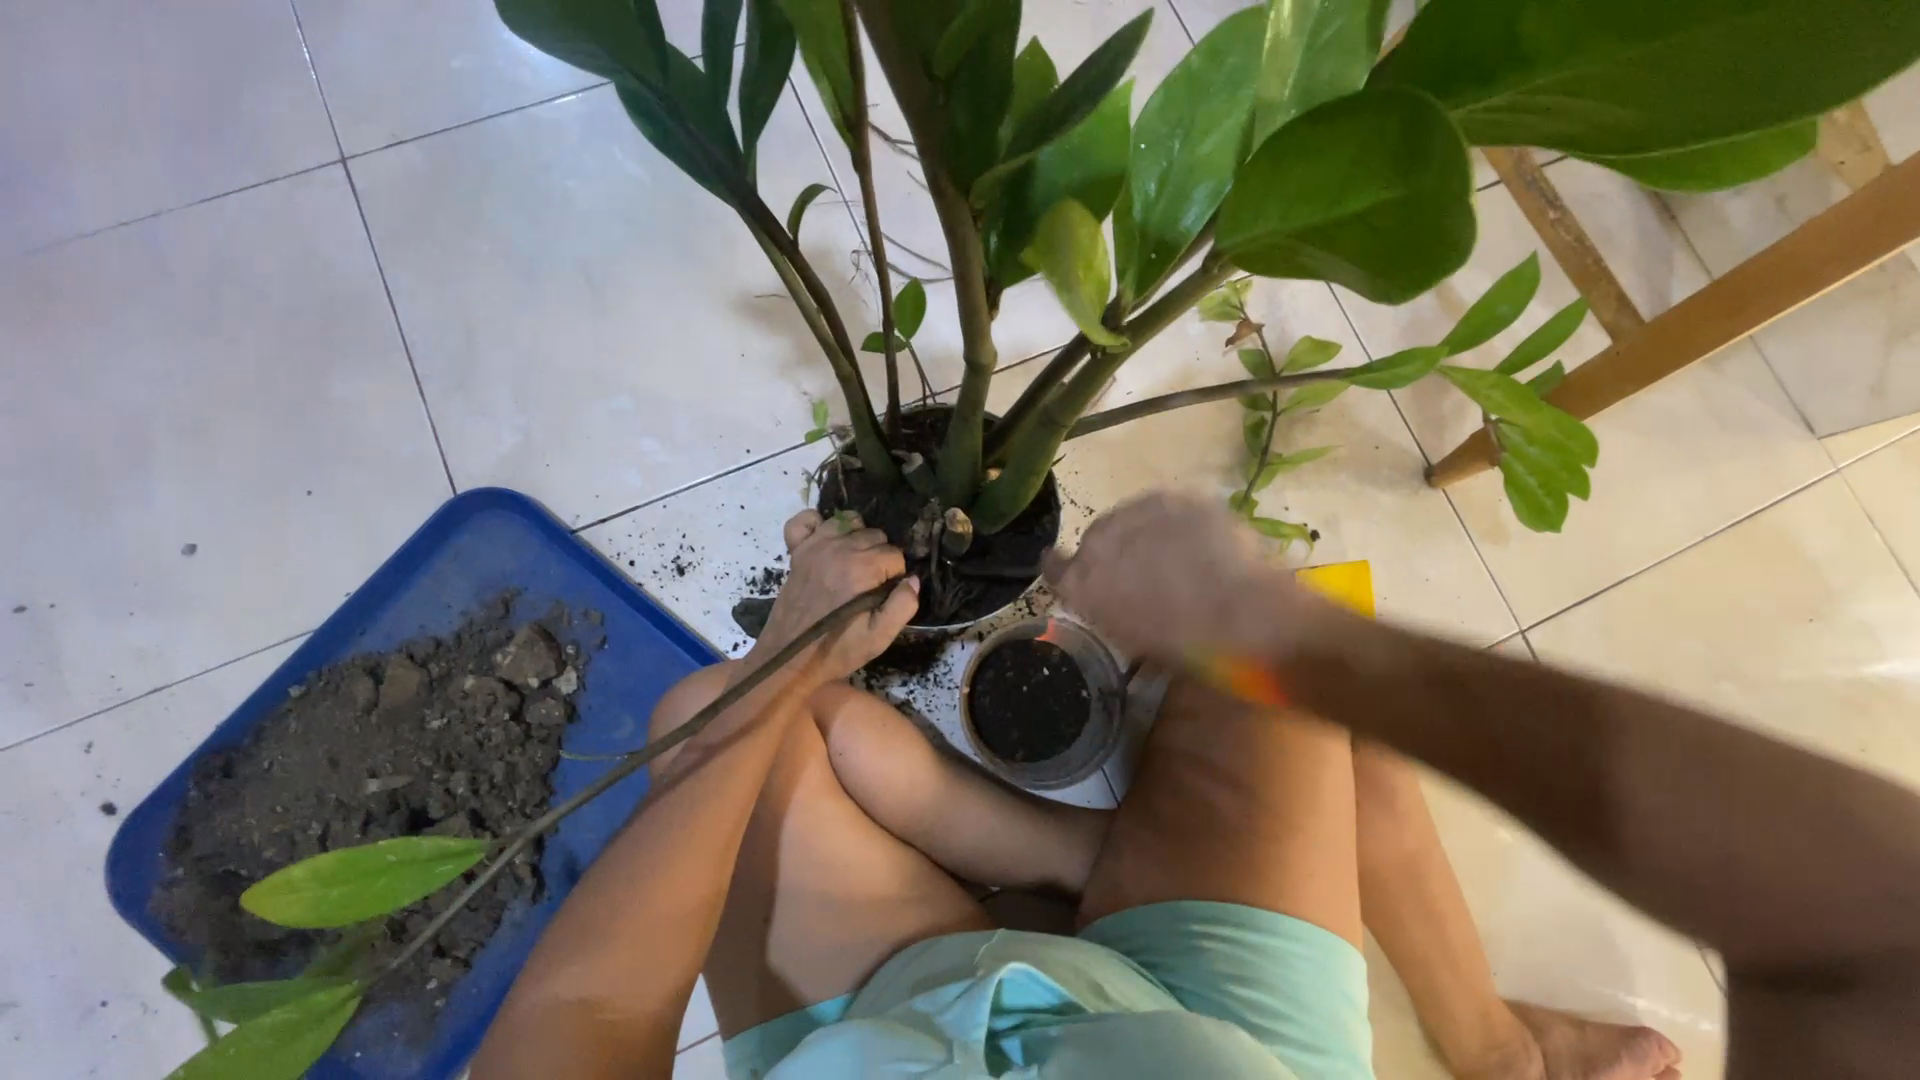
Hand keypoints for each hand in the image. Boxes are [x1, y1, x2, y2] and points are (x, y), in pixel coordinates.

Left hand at [750, 509, 918, 682]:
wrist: (789, 659)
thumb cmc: (837, 650)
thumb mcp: (879, 638)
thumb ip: (903, 606)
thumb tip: (912, 580)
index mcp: (861, 569)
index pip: (895, 555)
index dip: (895, 576)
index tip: (885, 595)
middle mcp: (839, 549)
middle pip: (875, 535)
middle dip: (879, 557)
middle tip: (870, 585)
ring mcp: (814, 547)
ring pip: (849, 522)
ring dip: (857, 537)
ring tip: (855, 563)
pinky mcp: (796, 552)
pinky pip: (805, 521)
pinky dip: (816, 524)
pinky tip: (826, 542)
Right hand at [1042, 491, 1314, 663]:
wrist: (1242, 611)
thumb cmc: (1188, 645)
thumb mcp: (1137, 641)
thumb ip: (1116, 616)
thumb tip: (1124, 609)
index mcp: (1082, 585)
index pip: (1052, 567)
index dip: (1065, 569)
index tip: (1080, 574)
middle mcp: (1097, 542)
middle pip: (1095, 539)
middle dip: (1115, 552)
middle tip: (1146, 573)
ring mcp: (1134, 513)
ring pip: (1129, 519)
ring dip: (1144, 533)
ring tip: (1178, 556)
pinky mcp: (1171, 498)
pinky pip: (1165, 509)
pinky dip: (1176, 522)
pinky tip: (1200, 542)